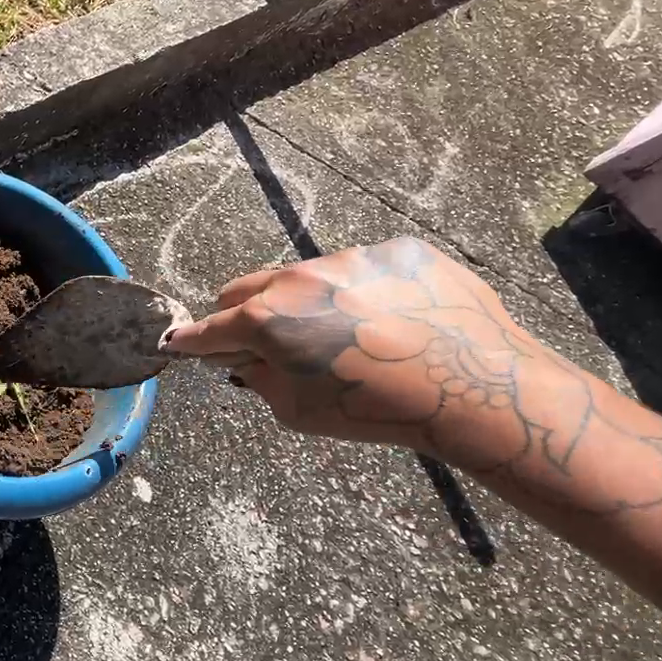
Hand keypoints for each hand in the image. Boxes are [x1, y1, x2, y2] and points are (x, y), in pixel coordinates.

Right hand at [161, 237, 557, 469]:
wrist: (483, 389)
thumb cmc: (376, 410)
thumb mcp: (296, 411)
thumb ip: (257, 379)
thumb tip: (246, 360)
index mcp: (264, 319)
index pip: (207, 329)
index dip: (190, 342)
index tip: (178, 344)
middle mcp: (297, 278)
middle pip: (242, 289)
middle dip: (243, 316)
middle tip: (271, 344)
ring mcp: (349, 257)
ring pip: (302, 276)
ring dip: (305, 301)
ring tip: (350, 335)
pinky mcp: (399, 250)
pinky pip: (361, 267)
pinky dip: (361, 291)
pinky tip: (394, 320)